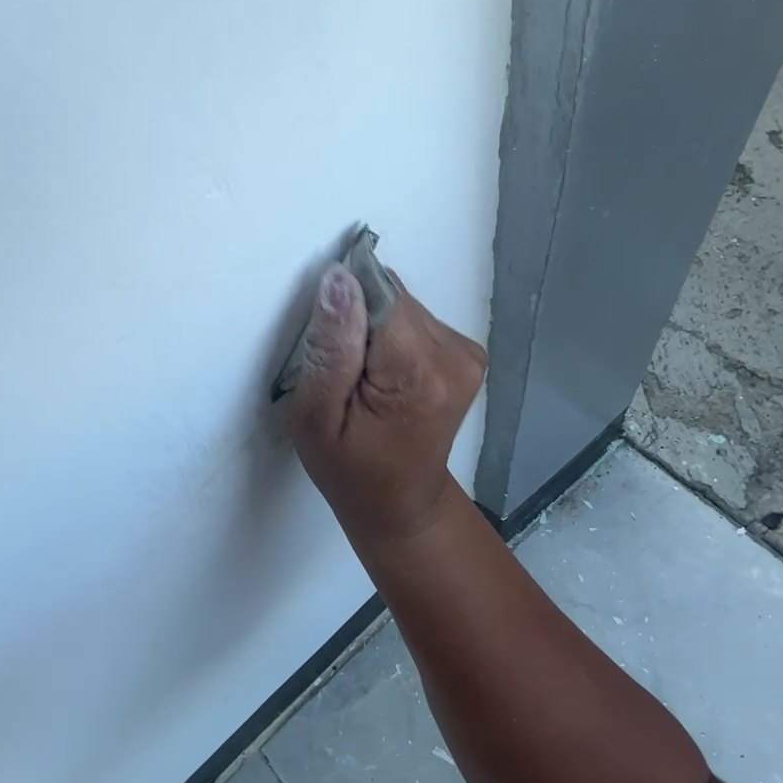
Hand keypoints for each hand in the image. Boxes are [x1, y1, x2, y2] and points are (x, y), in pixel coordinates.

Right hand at [278, 263, 487, 542]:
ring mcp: (468, 355)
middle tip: (344, 371)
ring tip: (362, 376)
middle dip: (358, 321)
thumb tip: (339, 279)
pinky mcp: (467, 354)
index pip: (380, 297)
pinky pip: (414, 319)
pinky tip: (383, 374)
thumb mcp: (314, 416)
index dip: (346, 312)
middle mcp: (456, 357)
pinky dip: (391, 337)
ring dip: (374, 329)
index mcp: (420, 375)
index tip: (330, 348)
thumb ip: (329, 346)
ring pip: (402, 305)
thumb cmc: (348, 468)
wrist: (399, 503)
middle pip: (392, 299)